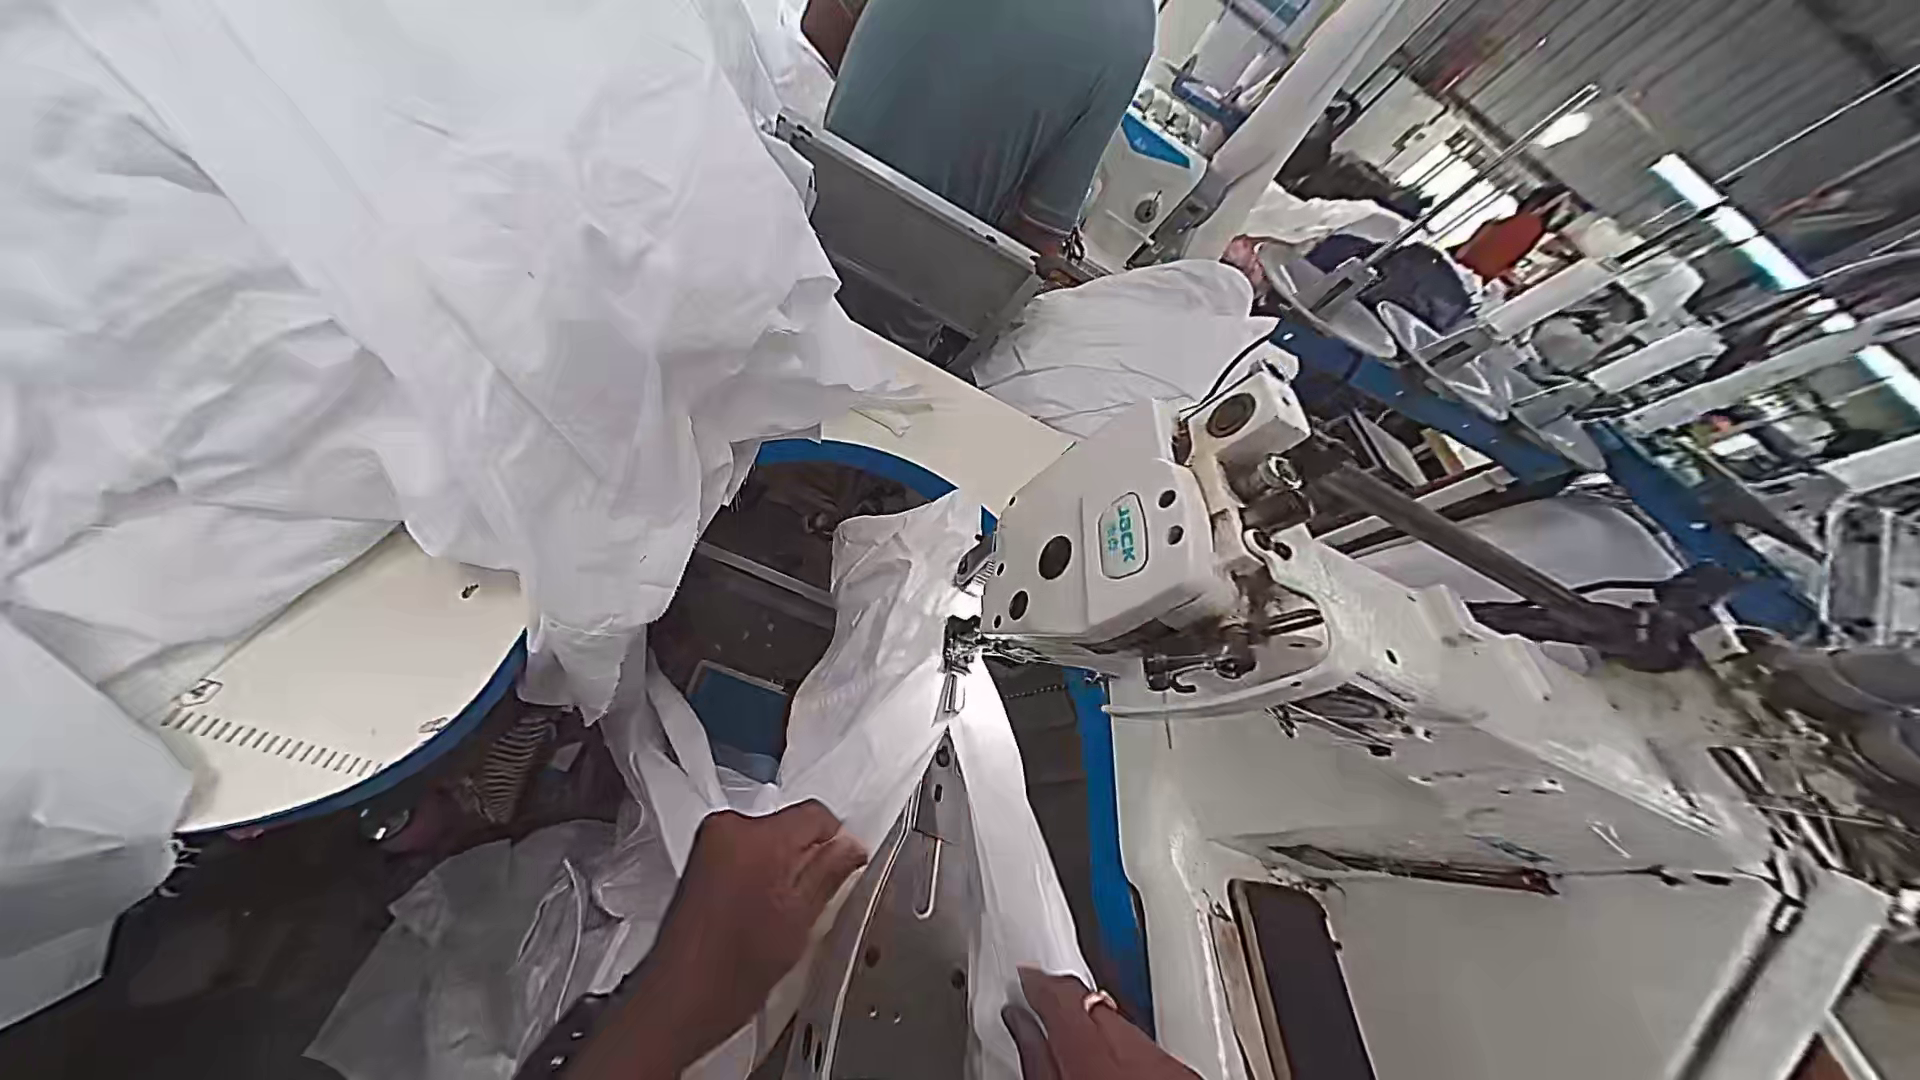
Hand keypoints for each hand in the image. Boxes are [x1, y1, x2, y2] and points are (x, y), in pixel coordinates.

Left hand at [571, 801, 867, 1078]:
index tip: (840, 865)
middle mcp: (731, 827)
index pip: (817, 814)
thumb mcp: (800, 919)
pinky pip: (746, 845)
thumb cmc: (729, 973)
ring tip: (775, 908)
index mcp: (761, 838)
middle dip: (806, 854)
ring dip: (780, 861)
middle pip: (792, 823)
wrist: (675, 1003)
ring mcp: (710, 840)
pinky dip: (757, 866)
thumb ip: (831, 870)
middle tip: (807, 897)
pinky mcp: (699, 855)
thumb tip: (850, 844)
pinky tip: (754, 906)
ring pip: (769, 835)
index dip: (836, 841)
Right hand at [1002, 968, 1200, 1079]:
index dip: (1038, 983)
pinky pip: (1146, 1048)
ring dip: (1094, 1025)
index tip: (1025, 979)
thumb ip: (1038, 1064)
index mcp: (1097, 1067)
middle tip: (1039, 1004)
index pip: (1063, 998)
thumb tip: (1021, 1025)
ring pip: (1120, 1023)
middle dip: (1065, 1001)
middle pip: (1093, 1005)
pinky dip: (1122, 1047)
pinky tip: (1107, 1066)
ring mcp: (1170, 1072)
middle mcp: (1139, 1060)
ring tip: (1070, 1041)